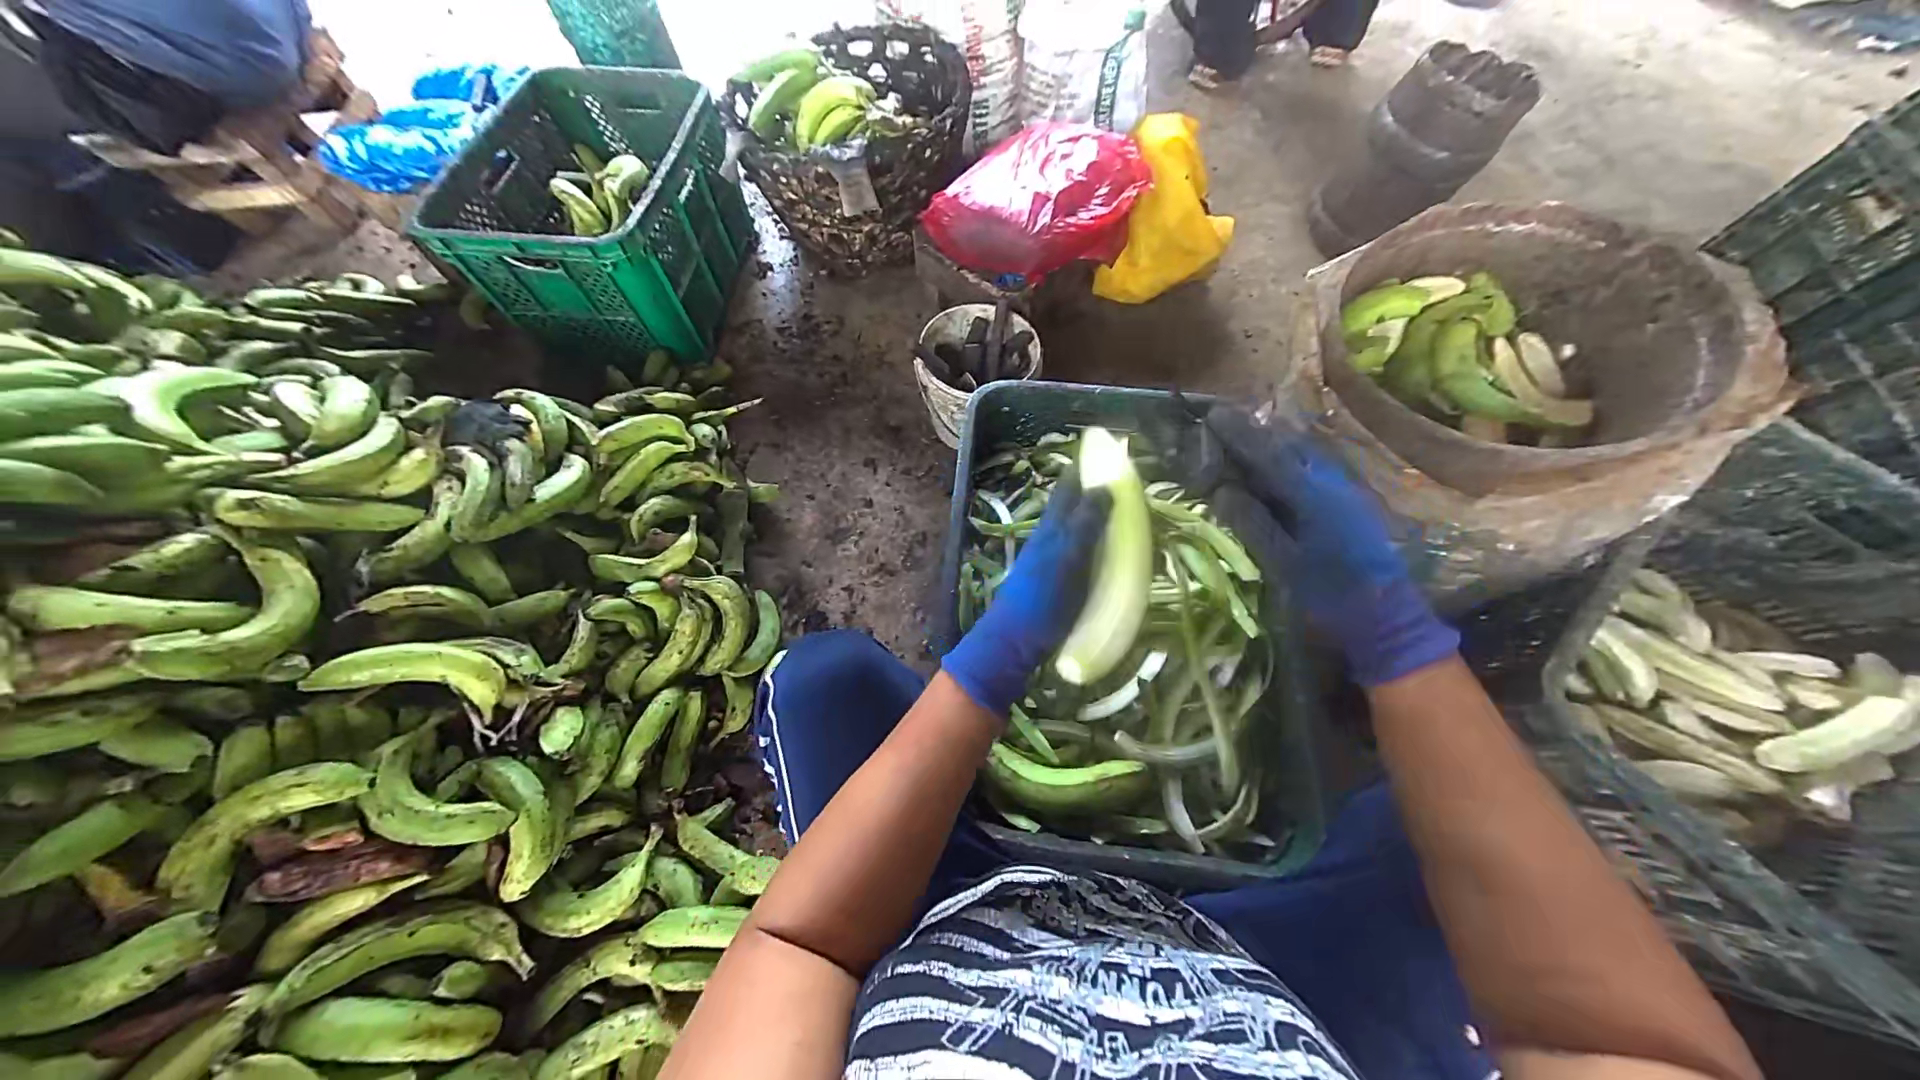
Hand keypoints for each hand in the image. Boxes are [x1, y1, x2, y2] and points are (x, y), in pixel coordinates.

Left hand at [942, 475, 1110, 713]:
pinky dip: (1083, 537)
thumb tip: (1104, 486)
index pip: (1070, 487)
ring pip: (1067, 524)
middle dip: (1085, 487)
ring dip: (1084, 511)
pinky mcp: (1047, 578)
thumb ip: (1086, 524)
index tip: (1104, 451)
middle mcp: (1047, 536)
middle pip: (1067, 503)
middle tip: (1110, 476)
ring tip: (1105, 506)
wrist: (1012, 640)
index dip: (1084, 469)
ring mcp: (1045, 557)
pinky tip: (1091, 546)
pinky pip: (1070, 546)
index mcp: (1053, 527)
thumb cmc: (1044, 600)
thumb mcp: (1069, 560)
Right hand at [1205, 405, 1457, 685]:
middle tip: (1220, 425)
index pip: (1268, 454)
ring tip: (1237, 441)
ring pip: (1300, 457)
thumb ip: (1254, 524)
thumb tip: (1221, 489)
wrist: (1387, 620)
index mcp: (1313, 495)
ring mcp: (1344, 492)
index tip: (1212, 415)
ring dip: (1269, 446)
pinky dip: (1284, 464)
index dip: (1239, 435)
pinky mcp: (1348, 504)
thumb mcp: (1284, 564)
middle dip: (1253, 434)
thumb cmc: (1329, 597)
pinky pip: (1309, 471)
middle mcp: (1331, 483)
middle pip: (1287, 447)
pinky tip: (1267, 471)